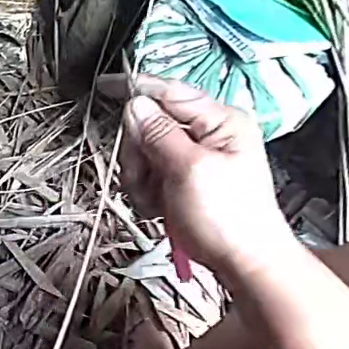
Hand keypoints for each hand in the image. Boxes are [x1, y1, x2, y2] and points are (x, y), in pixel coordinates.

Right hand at [101, 74, 297, 274]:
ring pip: (142, 152)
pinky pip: (146, 175)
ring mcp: (192, 158)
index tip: (107, 86)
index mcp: (220, 121)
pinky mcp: (181, 179)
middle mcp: (207, 134)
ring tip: (157, 199)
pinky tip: (160, 206)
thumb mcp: (190, 170)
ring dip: (140, 178)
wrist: (242, 262)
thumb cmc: (229, 220)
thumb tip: (136, 104)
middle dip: (138, 153)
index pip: (170, 93)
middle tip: (148, 178)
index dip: (137, 89)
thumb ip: (159, 134)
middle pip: (148, 125)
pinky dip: (145, 192)